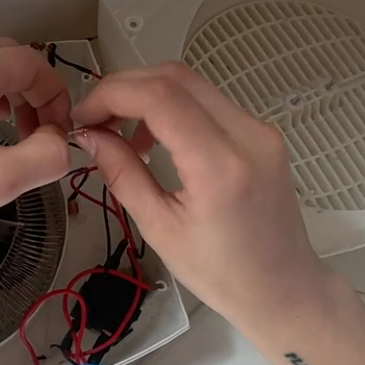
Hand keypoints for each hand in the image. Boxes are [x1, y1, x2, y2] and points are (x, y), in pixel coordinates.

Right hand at [70, 63, 331, 328]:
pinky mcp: (261, 132)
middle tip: (93, 118)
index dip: (112, 96)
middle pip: (175, 78)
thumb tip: (88, 137)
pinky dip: (170, 106)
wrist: (282, 287)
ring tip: (117, 129)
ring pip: (191, 83)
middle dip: (124, 87)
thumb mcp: (158, 228)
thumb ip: (123, 174)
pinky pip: (207, 101)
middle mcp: (248, 135)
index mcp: (220, 166)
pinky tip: (151, 136)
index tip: (82, 117)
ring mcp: (260, 129)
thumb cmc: (219, 272)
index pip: (160, 98)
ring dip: (145, 95)